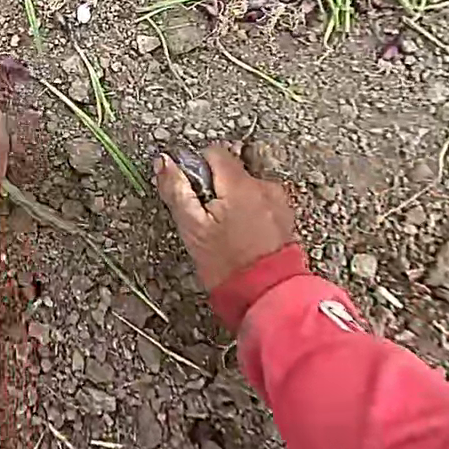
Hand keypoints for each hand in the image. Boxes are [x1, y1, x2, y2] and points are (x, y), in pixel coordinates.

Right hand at [156, 143, 298, 290]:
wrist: (268, 295)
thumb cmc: (228, 266)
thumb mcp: (193, 228)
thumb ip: (177, 190)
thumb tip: (164, 162)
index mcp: (240, 184)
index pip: (214, 152)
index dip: (197, 168)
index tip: (193, 192)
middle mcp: (263, 185)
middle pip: (231, 169)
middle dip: (216, 186)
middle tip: (208, 216)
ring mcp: (277, 199)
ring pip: (245, 185)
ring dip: (233, 198)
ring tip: (226, 230)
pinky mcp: (284, 215)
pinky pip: (260, 200)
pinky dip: (249, 210)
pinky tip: (242, 235)